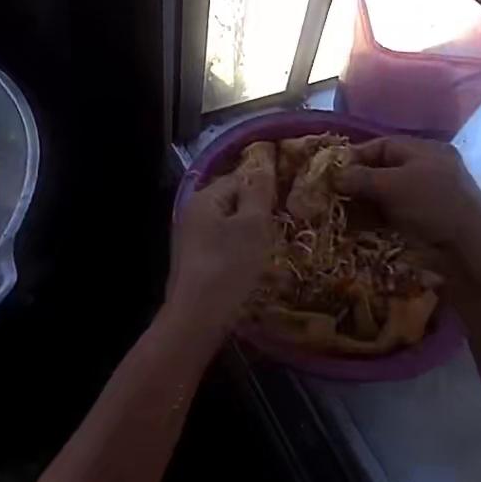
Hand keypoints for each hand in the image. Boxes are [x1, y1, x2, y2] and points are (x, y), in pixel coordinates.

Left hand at [166, 167, 275, 330]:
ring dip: (254, 239)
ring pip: (232, 229)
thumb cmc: (228, 265)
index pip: (240, 179)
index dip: (265, 189)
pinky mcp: (197, 263)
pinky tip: (256, 272)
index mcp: (204, 199)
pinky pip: (226, 250)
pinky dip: (242, 257)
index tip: (288, 206)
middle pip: (234, 204)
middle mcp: (193, 214)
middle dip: (260, 216)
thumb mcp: (252, 225)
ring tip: (272, 255)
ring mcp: (192, 240)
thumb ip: (259, 193)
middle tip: (282, 231)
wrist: (198, 316)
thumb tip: (263, 165)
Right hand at [333, 136, 480, 249]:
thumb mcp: (389, 185)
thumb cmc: (430, 206)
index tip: (330, 171)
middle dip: (356, 181)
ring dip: (363, 202)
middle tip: (331, 193)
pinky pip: (393, 213)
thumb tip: (332, 175)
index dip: (354, 156)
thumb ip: (358, 177)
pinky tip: (357, 226)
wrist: (468, 251)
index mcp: (427, 150)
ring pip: (386, 193)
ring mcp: (429, 196)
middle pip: (383, 169)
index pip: (382, 145)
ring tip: (340, 212)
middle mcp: (429, 169)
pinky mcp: (426, 221)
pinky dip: (374, 218)